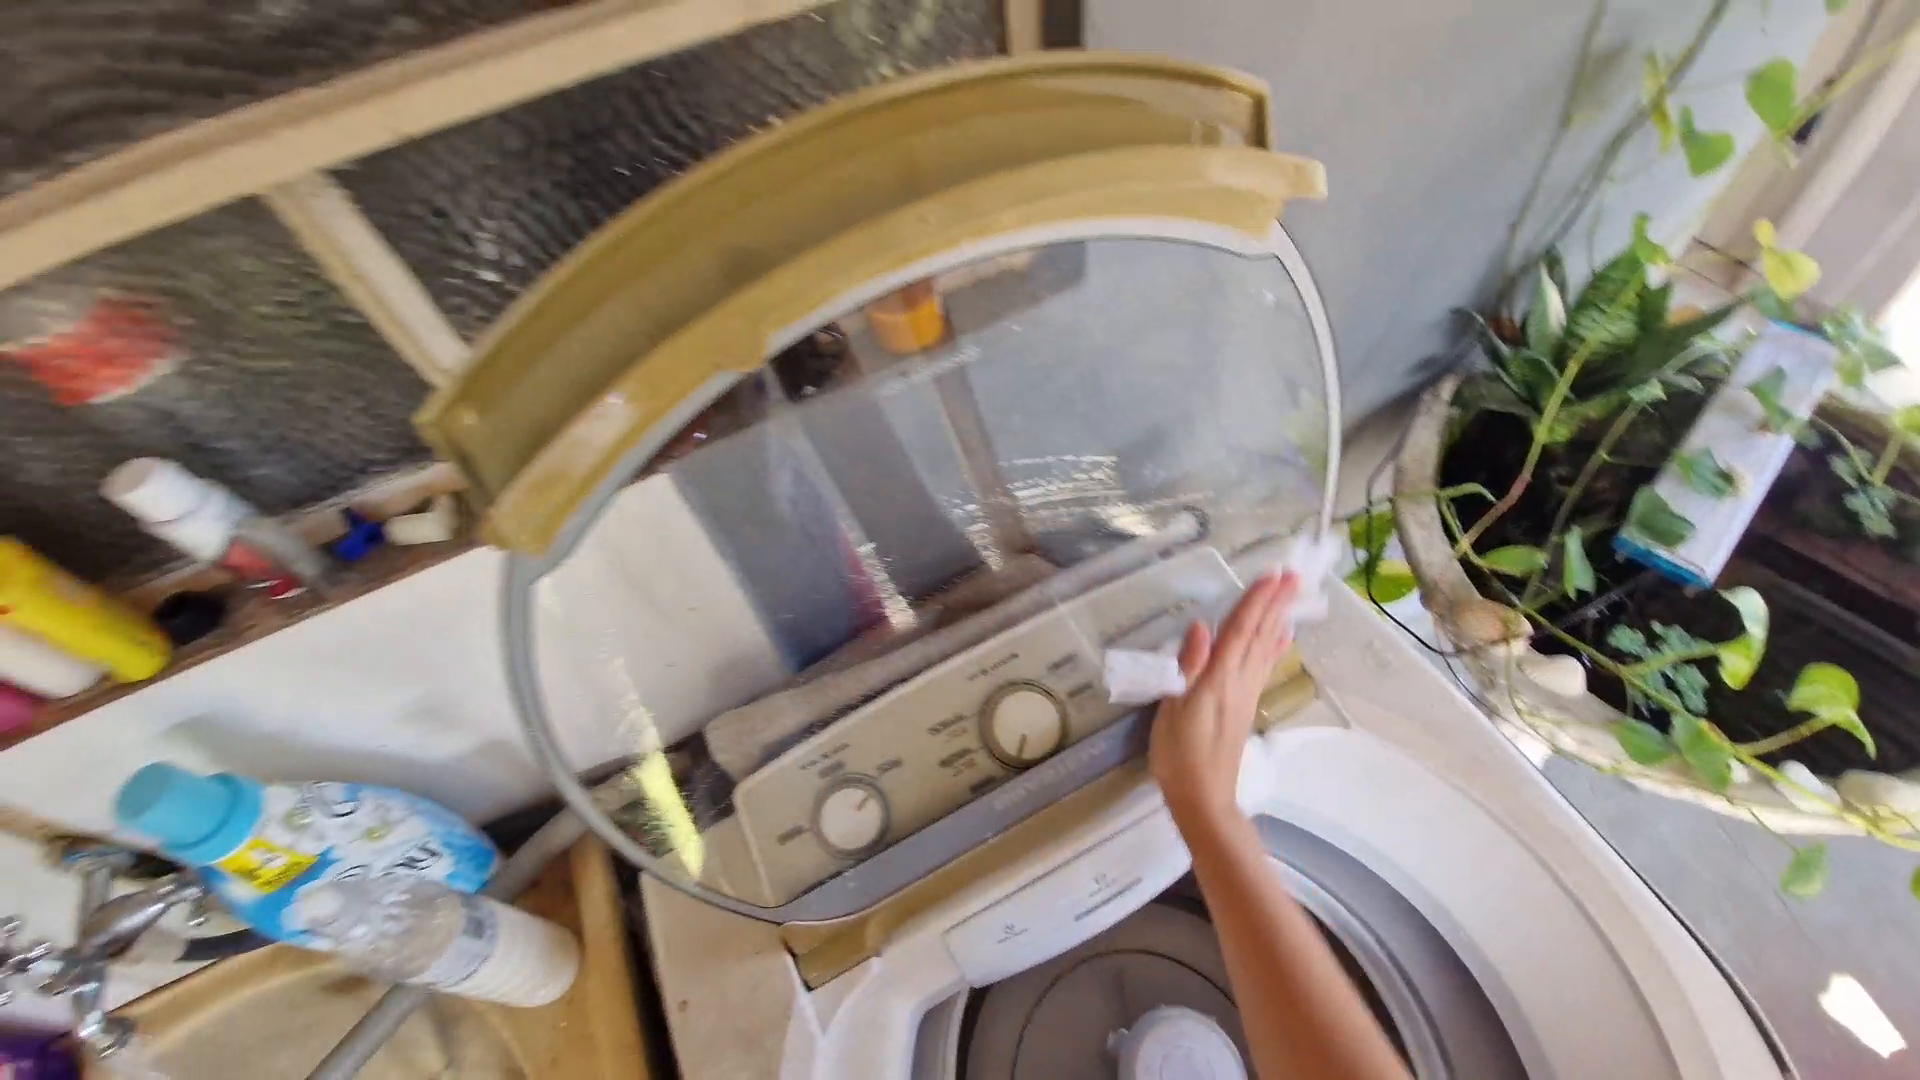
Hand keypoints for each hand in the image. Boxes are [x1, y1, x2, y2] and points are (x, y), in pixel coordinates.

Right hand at [1149, 573, 1299, 829]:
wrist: (1202, 798)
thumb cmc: (1178, 754)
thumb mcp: (1171, 710)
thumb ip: (1186, 668)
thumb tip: (1201, 627)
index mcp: (1218, 679)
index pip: (1240, 631)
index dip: (1255, 602)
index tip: (1272, 575)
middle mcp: (1239, 681)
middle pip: (1260, 635)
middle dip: (1275, 603)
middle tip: (1294, 575)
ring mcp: (1245, 693)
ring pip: (1265, 647)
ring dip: (1277, 618)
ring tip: (1292, 596)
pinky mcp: (1244, 704)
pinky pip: (1263, 664)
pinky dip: (1274, 645)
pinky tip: (1281, 636)